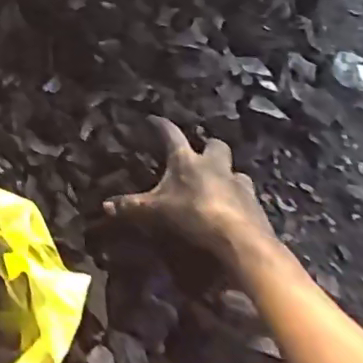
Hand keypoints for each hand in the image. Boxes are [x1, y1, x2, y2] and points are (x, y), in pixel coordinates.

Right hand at [104, 116, 277, 263]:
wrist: (243, 242)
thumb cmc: (193, 215)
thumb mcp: (155, 211)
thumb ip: (131, 207)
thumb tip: (105, 206)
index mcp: (187, 161)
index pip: (171, 134)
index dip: (161, 125)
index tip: (153, 119)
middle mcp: (215, 166)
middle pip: (216, 145)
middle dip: (209, 147)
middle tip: (200, 154)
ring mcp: (240, 186)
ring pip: (237, 171)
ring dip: (228, 175)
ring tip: (219, 184)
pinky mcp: (257, 206)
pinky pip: (248, 196)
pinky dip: (239, 199)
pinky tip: (232, 209)